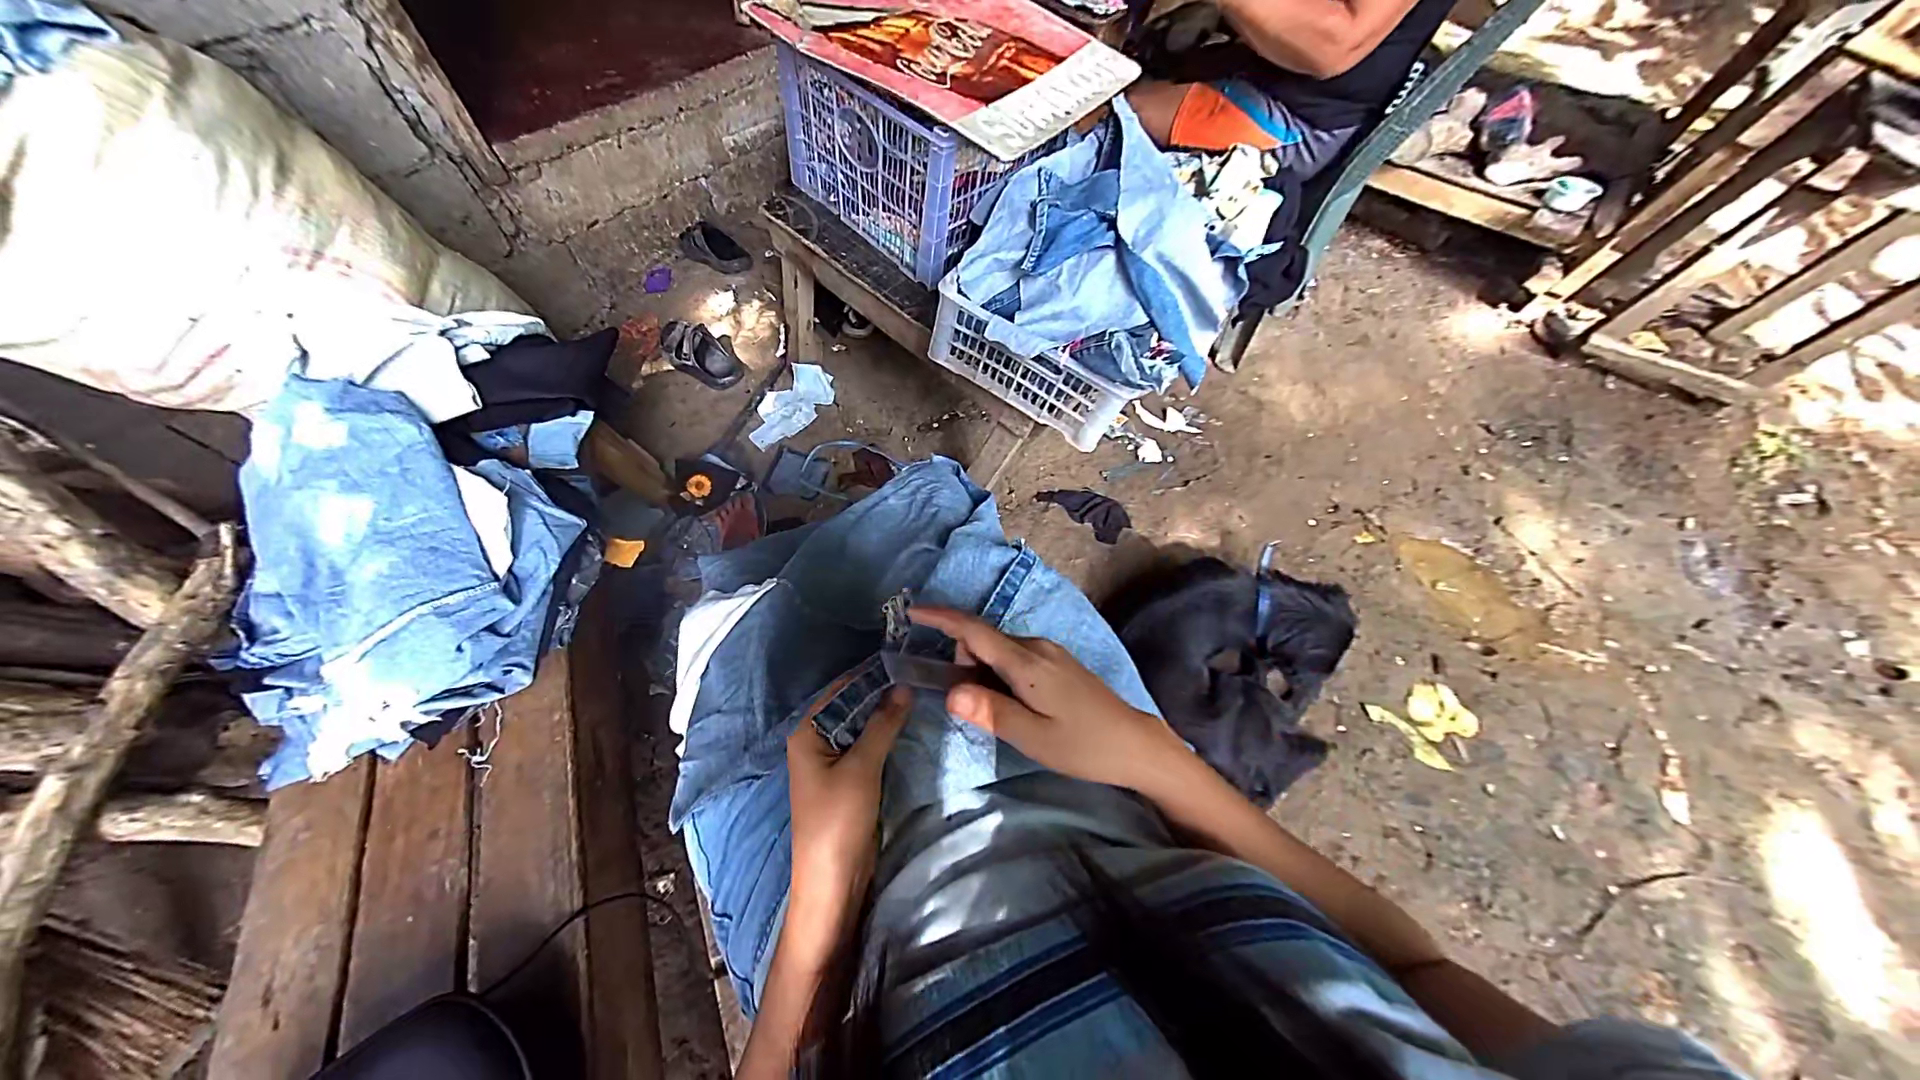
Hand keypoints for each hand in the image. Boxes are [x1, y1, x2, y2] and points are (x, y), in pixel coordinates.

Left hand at [783, 685, 910, 959]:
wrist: (833, 880)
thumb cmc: (838, 820)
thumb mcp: (862, 767)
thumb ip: (882, 724)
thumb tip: (903, 686)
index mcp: (806, 733)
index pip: (839, 690)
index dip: (869, 675)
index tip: (904, 660)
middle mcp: (814, 740)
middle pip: (849, 706)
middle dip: (880, 692)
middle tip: (918, 674)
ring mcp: (831, 760)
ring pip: (860, 725)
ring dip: (884, 713)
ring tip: (918, 692)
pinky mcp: (847, 777)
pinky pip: (866, 744)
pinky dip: (884, 733)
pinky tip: (908, 723)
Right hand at [907, 607, 1188, 792]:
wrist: (1135, 744)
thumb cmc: (1083, 746)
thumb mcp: (1032, 737)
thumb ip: (990, 712)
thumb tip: (950, 692)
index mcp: (1027, 662)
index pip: (974, 631)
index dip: (941, 618)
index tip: (912, 612)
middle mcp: (1037, 646)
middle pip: (983, 639)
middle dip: (963, 662)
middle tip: (976, 708)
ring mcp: (1050, 651)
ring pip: (998, 648)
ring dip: (982, 670)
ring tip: (1000, 713)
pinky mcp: (1057, 661)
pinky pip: (1015, 656)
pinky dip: (999, 672)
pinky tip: (1014, 704)